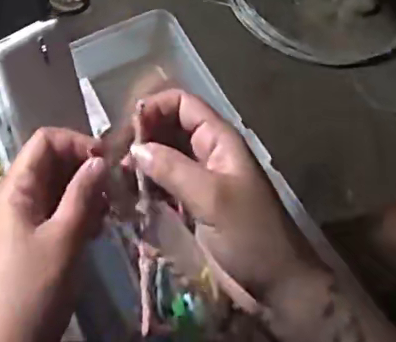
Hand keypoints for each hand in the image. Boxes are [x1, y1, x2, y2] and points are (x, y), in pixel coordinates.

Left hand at [0, 128, 110, 341]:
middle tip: (113, 187)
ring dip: (84, 191)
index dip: (75, 141)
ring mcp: (21, 219)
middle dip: (83, 167)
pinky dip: (77, 212)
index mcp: (16, 186)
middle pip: (51, 161)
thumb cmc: (33, 289)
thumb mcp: (63, 239)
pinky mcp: (30, 242)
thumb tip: (99, 159)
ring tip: (109, 210)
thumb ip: (82, 195)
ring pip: (56, 187)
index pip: (45, 140)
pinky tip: (97, 228)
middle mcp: (16, 195)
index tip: (105, 161)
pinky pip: (55, 211)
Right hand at [129, 90, 326, 309]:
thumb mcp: (212, 198)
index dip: (155, 107)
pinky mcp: (192, 207)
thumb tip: (136, 148)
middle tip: (115, 156)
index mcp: (218, 140)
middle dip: (142, 136)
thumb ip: (173, 169)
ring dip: (140, 164)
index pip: (182, 104)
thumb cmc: (251, 236)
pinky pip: (163, 185)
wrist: (279, 291)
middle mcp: (207, 153)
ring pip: (163, 157)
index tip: (128, 127)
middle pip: (168, 128)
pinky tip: (128, 197)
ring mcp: (199, 180)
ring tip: (117, 178)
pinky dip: (146, 187)